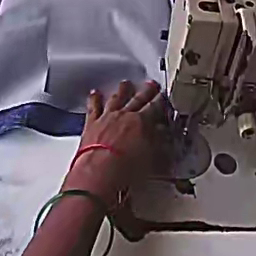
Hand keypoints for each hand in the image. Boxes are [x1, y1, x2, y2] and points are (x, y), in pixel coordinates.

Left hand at [62, 80, 160, 197]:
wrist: (98, 172)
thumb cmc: (125, 169)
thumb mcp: (150, 158)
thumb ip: (158, 145)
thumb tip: (162, 139)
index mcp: (142, 122)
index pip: (155, 107)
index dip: (161, 101)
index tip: (164, 97)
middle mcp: (125, 115)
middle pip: (138, 99)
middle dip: (146, 91)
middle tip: (150, 85)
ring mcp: (107, 117)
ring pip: (117, 98)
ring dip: (122, 91)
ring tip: (125, 84)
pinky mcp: (92, 124)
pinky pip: (94, 107)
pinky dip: (95, 99)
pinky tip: (95, 93)